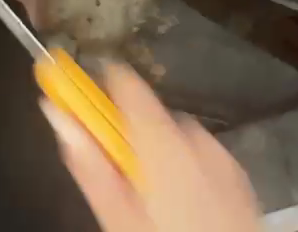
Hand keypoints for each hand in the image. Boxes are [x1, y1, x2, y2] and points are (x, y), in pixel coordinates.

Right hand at [44, 63, 262, 231]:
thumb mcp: (119, 218)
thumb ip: (87, 162)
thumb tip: (56, 111)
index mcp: (163, 141)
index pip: (123, 80)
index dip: (96, 85)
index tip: (78, 103)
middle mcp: (195, 137)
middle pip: (147, 111)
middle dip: (126, 134)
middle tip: (116, 178)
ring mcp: (224, 158)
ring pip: (174, 135)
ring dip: (157, 151)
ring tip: (151, 200)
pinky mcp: (241, 181)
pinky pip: (201, 156)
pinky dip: (185, 168)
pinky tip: (182, 207)